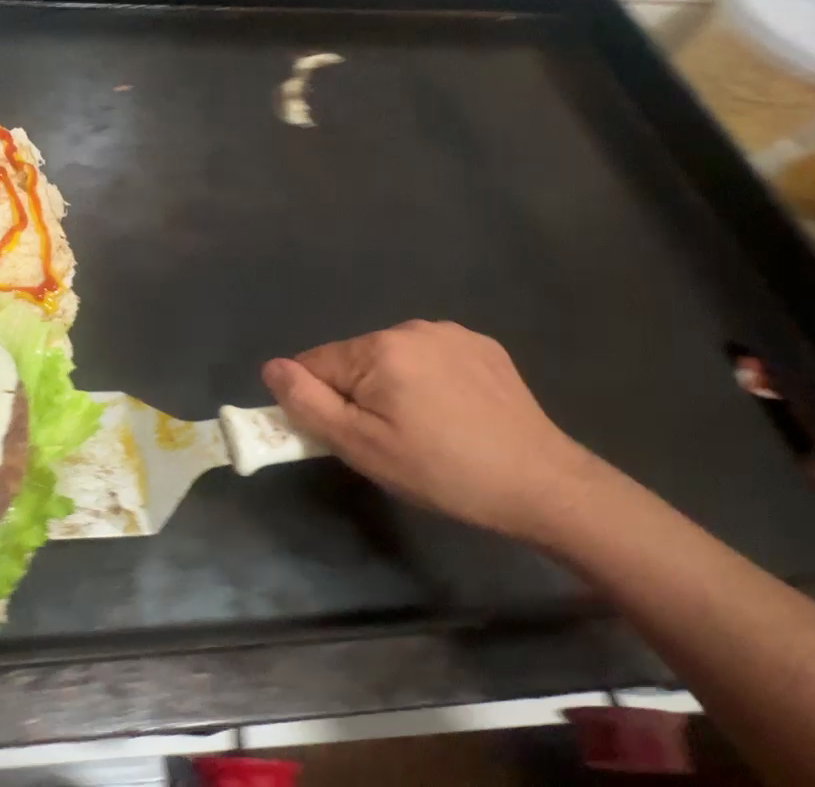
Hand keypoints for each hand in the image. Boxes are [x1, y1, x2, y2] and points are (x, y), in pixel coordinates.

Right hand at [262, 320, 613, 540]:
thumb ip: (306, 403)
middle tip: (385, 442)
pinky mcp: (484, 348)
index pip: (314, 365)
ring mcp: (452, 334)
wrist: (542, 485)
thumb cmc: (440, 471)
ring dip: (391, 388)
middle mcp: (412, 328)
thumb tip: (272, 368)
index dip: (317, 403)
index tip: (343, 437)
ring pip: (391, 360)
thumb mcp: (360, 446)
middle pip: (353, 361)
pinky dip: (427, 383)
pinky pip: (429, 360)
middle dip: (356, 395)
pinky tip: (453, 415)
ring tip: (423, 431)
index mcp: (378, 348)